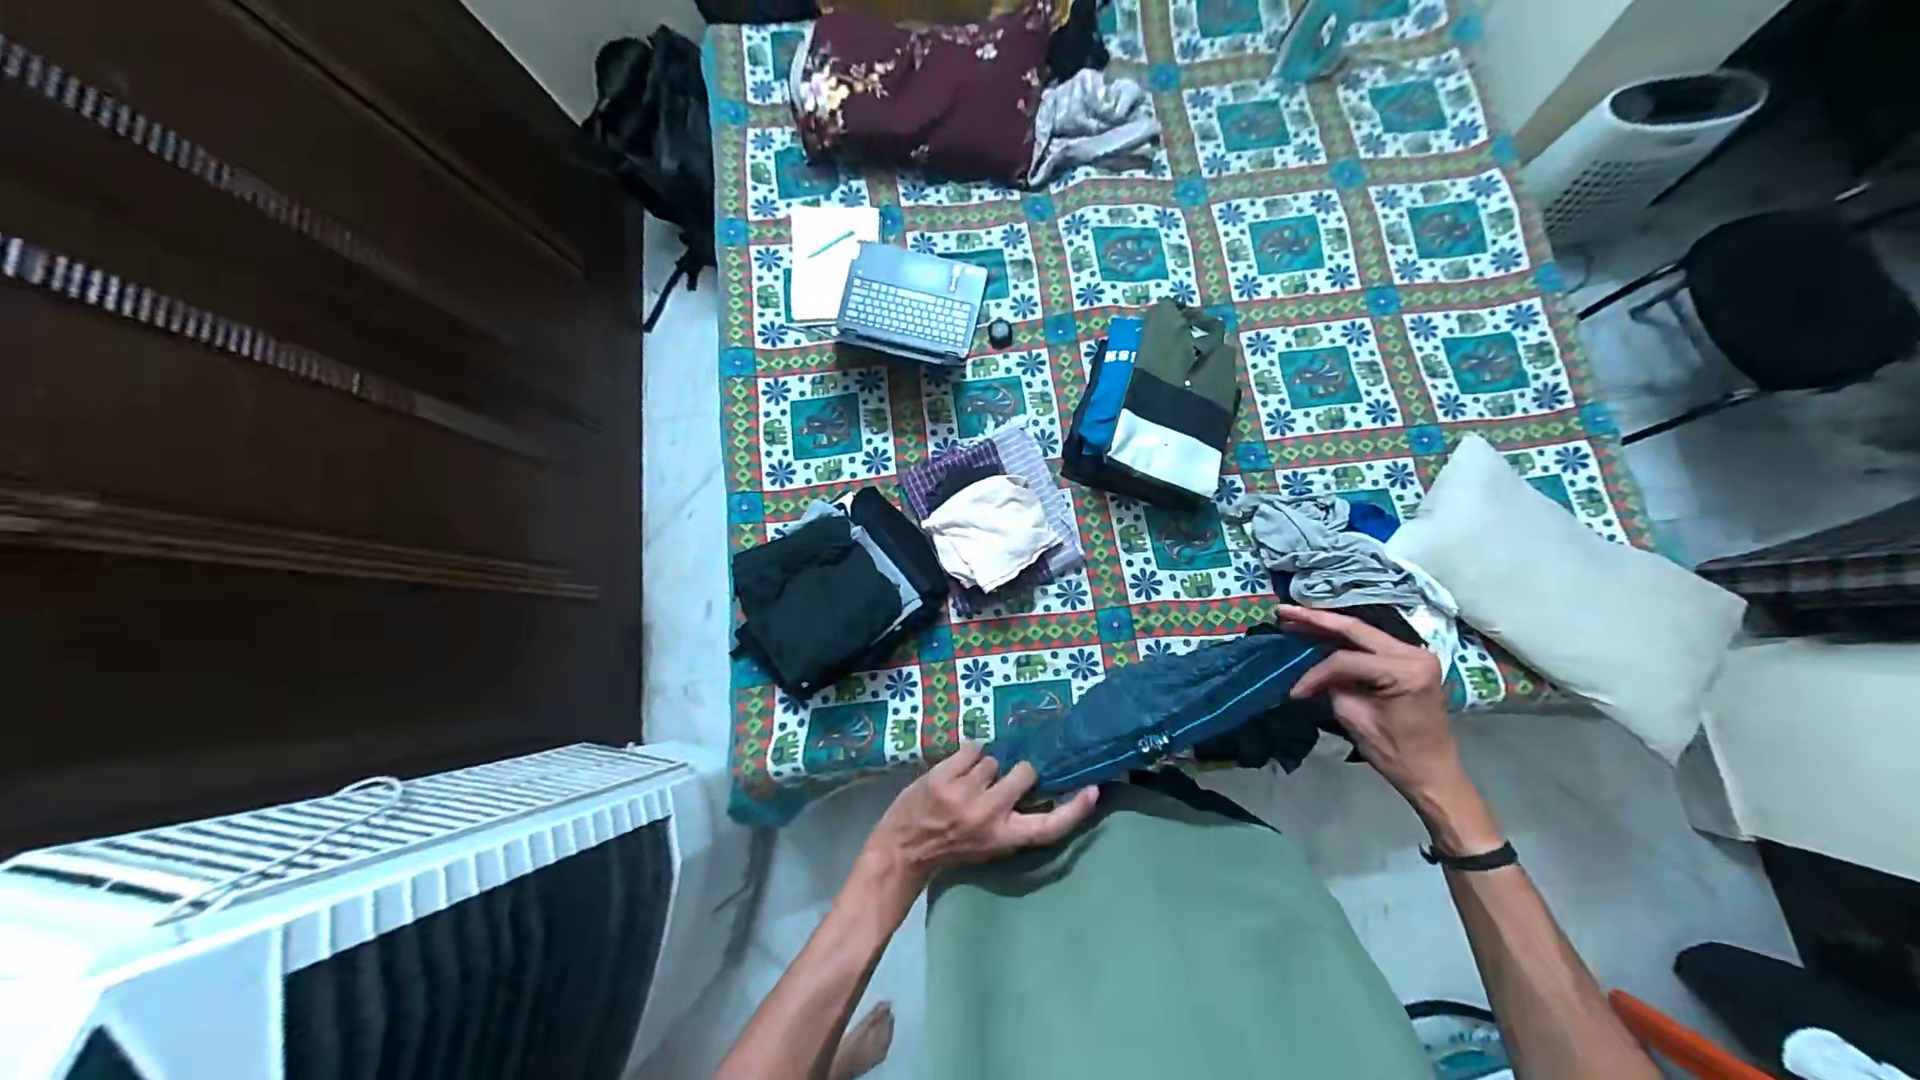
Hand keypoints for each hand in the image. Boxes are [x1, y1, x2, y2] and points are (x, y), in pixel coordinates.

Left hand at [862, 743, 1098, 891]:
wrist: (903, 849)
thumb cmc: (949, 849)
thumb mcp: (989, 845)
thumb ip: (1012, 821)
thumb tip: (1035, 788)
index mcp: (1004, 838)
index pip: (1049, 826)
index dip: (1074, 810)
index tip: (1093, 790)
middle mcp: (989, 815)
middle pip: (1024, 773)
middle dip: (1015, 772)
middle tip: (998, 781)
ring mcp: (965, 794)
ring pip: (993, 759)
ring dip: (983, 767)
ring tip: (967, 783)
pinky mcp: (944, 776)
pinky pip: (971, 749)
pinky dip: (966, 756)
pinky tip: (955, 771)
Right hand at [1278, 605, 1501, 854]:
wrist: (1432, 772)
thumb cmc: (1396, 752)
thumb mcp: (1355, 717)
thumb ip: (1333, 686)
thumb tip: (1313, 672)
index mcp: (1405, 671)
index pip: (1345, 660)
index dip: (1314, 672)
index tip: (1295, 691)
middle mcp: (1414, 653)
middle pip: (1355, 629)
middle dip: (1315, 619)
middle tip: (1283, 611)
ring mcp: (1415, 654)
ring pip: (1362, 632)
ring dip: (1327, 625)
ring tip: (1295, 617)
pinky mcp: (1410, 660)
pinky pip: (1370, 643)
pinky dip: (1343, 638)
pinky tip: (1319, 632)